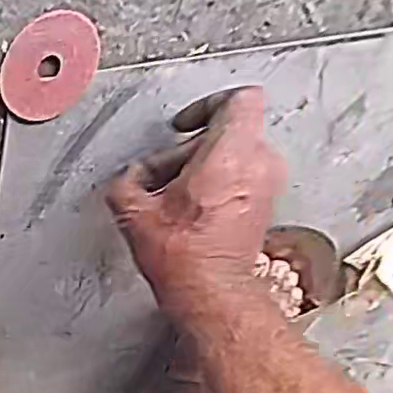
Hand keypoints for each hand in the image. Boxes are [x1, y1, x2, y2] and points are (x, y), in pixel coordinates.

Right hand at [105, 85, 286, 323]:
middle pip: (226, 134)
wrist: (210, 292)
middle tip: (161, 176)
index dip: (205, 105)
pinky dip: (214, 189)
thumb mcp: (134, 215)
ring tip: (172, 200)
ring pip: (233, 158)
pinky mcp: (263, 208)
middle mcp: (258, 164)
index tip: (182, 126)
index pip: (237, 100)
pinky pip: (240, 181)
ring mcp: (265, 187)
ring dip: (201, 171)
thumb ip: (126, 184)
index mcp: (230, 154)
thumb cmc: (184, 257)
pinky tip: (187, 215)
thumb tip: (129, 180)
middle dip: (189, 151)